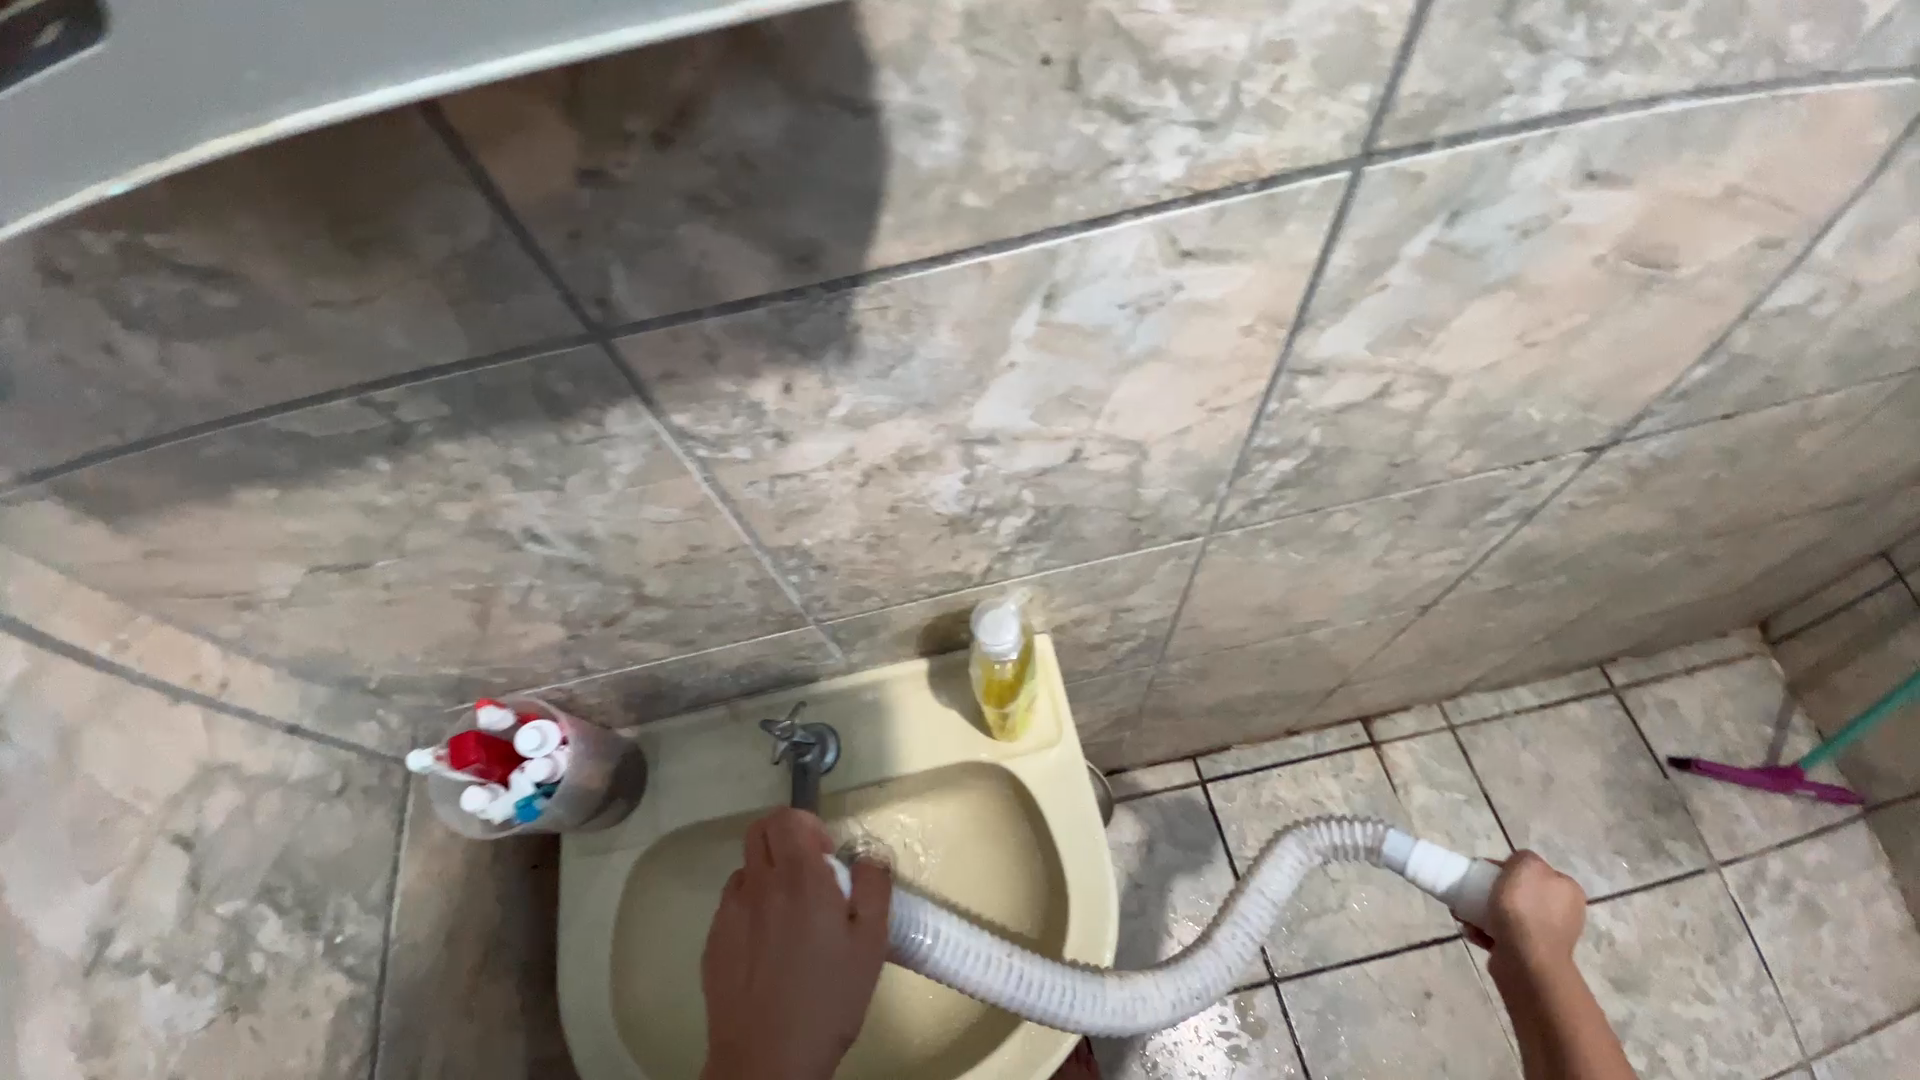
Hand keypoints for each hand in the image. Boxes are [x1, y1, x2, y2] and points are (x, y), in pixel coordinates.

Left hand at [700, 807, 891, 1079]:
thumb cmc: (829, 999)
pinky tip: (769, 948)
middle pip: (759, 831)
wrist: (767, 1060)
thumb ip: (874, 886)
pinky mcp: (713, 942)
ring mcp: (729, 913)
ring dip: (767, 875)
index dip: (807, 824)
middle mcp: (759, 885)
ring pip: (745, 869)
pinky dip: (751, 908)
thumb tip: (869, 854)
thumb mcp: (872, 942)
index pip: (787, 817)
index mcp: (799, 877)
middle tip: (809, 873)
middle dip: (785, 839)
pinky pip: (732, 905)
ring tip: (790, 915)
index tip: (826, 854)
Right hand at [1461, 850, 1587, 974]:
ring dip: (1483, 912)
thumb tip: (1517, 867)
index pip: (1534, 871)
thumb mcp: (1526, 865)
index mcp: (1567, 890)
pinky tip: (1472, 930)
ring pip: (1508, 914)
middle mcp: (1563, 912)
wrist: (1526, 958)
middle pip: (1519, 893)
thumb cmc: (1525, 908)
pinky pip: (1503, 934)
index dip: (1507, 868)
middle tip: (1470, 892)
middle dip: (1491, 892)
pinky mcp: (1532, 953)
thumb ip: (1524, 856)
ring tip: (1464, 914)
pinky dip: (1485, 931)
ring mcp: (1549, 935)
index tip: (1484, 872)